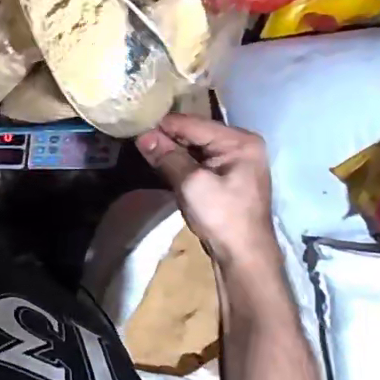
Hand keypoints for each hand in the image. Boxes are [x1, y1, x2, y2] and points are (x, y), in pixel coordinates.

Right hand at [137, 114, 280, 269]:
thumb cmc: (222, 217)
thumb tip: (143, 135)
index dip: (163, 126)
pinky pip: (200, 161)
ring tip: (146, 152)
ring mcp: (236, 162)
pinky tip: (164, 166)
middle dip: (168, 137)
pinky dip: (182, 163)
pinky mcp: (229, 177)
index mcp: (239, 141)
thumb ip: (167, 157)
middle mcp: (241, 145)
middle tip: (138, 141)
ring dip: (173, 151)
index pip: (193, 123)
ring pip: (196, 148)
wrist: (245, 256)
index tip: (135, 128)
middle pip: (196, 133)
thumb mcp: (191, 184)